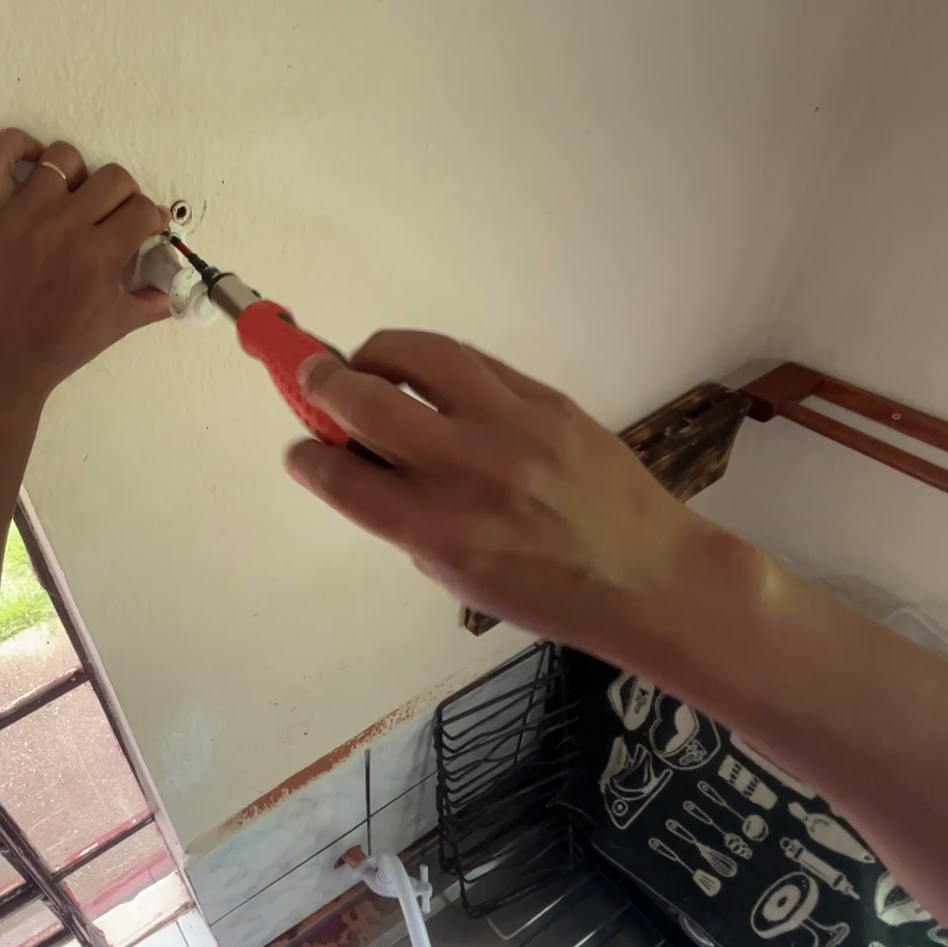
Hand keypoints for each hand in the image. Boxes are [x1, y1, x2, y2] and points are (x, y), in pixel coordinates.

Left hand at [0, 129, 170, 403]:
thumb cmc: (56, 349)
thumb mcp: (112, 327)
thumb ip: (148, 304)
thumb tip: (172, 293)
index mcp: (99, 256)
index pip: (143, 210)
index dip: (152, 219)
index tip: (146, 230)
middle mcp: (65, 226)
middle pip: (114, 177)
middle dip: (123, 197)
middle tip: (113, 217)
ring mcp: (24, 214)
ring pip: (63, 157)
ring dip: (77, 174)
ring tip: (73, 198)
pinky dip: (16, 147)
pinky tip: (33, 164)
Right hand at [282, 331, 741, 652]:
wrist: (649, 576)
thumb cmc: (544, 593)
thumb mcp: (453, 575)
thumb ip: (399, 518)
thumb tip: (359, 461)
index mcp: (438, 534)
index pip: (342, 479)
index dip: (306, 458)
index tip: (298, 450)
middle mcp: (468, 474)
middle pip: (367, 405)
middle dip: (322, 383)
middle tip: (311, 376)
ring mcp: (511, 428)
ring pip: (419, 356)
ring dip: (375, 353)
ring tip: (366, 364)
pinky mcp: (546, 399)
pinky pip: (470, 359)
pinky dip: (431, 361)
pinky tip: (424, 374)